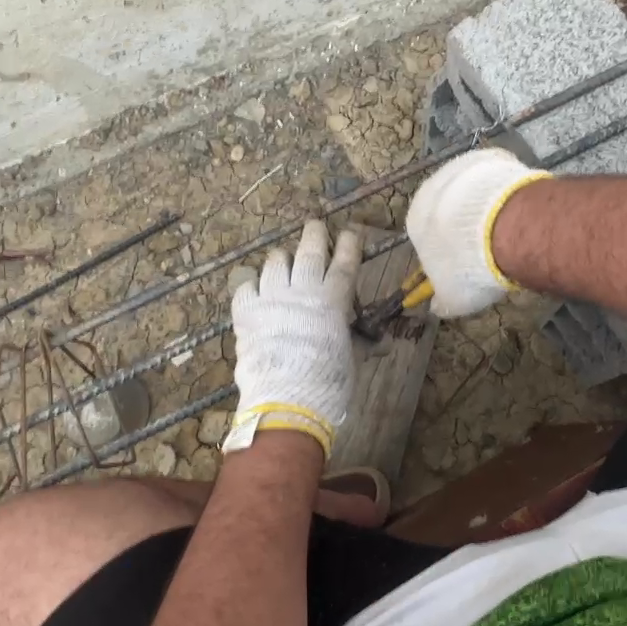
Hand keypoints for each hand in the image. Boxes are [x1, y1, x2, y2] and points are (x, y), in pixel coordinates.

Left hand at [223, 220, 361, 457]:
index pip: (344, 263)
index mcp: (332, 301)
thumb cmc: (328, 382)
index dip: (348, 245)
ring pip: (275, 263)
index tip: (350, 232)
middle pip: (309, 252)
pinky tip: (253, 288)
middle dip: (314, 235)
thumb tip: (380, 345)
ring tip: (282, 260)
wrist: (287, 400)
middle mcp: (302, 291)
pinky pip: (246, 287)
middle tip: (314, 226)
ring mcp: (272, 298)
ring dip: (281, 259)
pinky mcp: (247, 311)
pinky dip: (251, 284)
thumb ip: (361, 344)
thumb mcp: (351, 360)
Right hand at [405, 149, 551, 317]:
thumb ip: (442, 301)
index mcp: (415, 222)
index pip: (428, 237)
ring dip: (484, 204)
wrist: (500, 225)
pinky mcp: (486, 157)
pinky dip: (501, 186)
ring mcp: (458, 169)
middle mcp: (429, 191)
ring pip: (470, 190)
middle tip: (491, 246)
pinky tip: (516, 203)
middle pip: (448, 210)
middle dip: (466, 226)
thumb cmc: (468, 266)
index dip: (448, 251)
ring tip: (508, 224)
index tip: (467, 264)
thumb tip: (435, 307)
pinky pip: (492, 174)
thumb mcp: (454, 297)